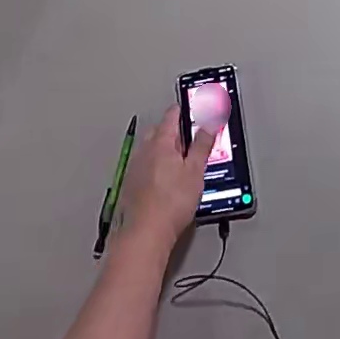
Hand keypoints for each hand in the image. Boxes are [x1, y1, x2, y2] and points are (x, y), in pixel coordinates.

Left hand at [116, 104, 218, 253]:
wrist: (146, 231)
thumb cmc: (170, 203)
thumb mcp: (195, 172)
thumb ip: (201, 146)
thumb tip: (207, 126)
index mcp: (161, 142)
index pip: (171, 116)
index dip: (182, 110)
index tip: (188, 106)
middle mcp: (145, 150)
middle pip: (159, 131)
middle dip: (173, 130)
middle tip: (187, 133)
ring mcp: (136, 166)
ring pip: (150, 148)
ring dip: (163, 147)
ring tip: (178, 157)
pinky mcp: (132, 182)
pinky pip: (145, 164)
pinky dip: (155, 164)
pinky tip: (163, 177)